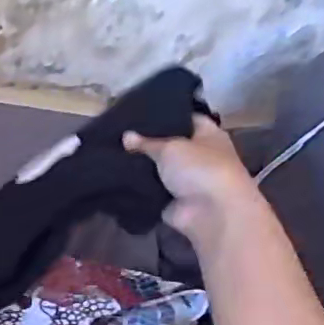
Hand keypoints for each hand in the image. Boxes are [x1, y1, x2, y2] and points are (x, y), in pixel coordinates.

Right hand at [124, 115, 265, 250]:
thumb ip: (147, 143)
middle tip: (119, 134)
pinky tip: (117, 178)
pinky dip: (139, 188)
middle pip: (168, 145)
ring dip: (141, 167)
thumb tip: (126, 136)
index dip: (164, 114)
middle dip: (147, 142)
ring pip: (158, 169)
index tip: (138, 113)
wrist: (210, 212)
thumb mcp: (170, 148)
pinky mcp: (172, 201)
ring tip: (113, 154)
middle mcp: (198, 155)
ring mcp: (184, 180)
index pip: (184, 118)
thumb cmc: (199, 168)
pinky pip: (151, 191)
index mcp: (207, 134)